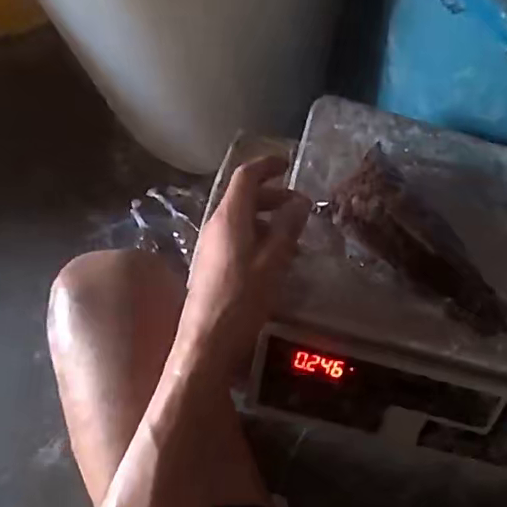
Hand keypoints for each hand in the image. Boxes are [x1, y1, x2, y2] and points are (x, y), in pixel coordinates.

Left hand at [176, 154, 309, 371]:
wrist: (206, 342)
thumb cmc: (241, 301)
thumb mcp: (272, 264)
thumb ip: (286, 230)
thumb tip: (300, 202)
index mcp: (229, 219)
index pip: (245, 177)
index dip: (267, 166)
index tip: (288, 164)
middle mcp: (215, 227)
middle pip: (243, 198)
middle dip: (272, 196)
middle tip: (299, 207)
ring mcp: (210, 248)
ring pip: (240, 221)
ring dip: (266, 221)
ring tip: (293, 237)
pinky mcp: (210, 268)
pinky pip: (236, 241)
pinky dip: (257, 239)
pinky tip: (274, 260)